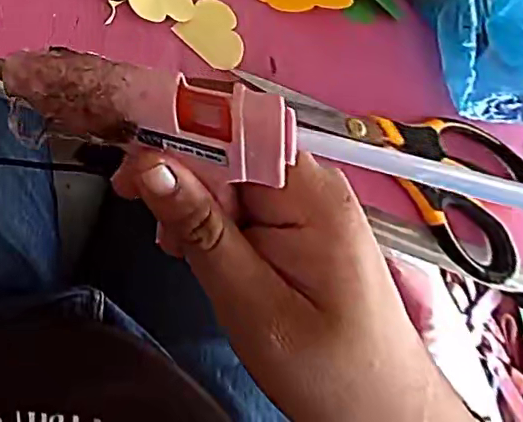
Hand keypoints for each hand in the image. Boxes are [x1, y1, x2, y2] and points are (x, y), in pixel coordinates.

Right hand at [113, 151, 469, 421]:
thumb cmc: (334, 377)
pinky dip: (207, 212)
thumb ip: (201, 231)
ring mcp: (304, 198)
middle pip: (225, 145)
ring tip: (173, 240)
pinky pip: (239, 194)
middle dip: (177, 168)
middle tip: (135, 200)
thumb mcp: (254, 308)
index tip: (132, 159)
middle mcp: (308, 181)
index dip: (177, 132)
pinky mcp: (295, 218)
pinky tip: (196, 243)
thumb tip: (151, 166)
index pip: (232, 130)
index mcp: (310, 192)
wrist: (390, 421)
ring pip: (225, 170)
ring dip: (189, 195)